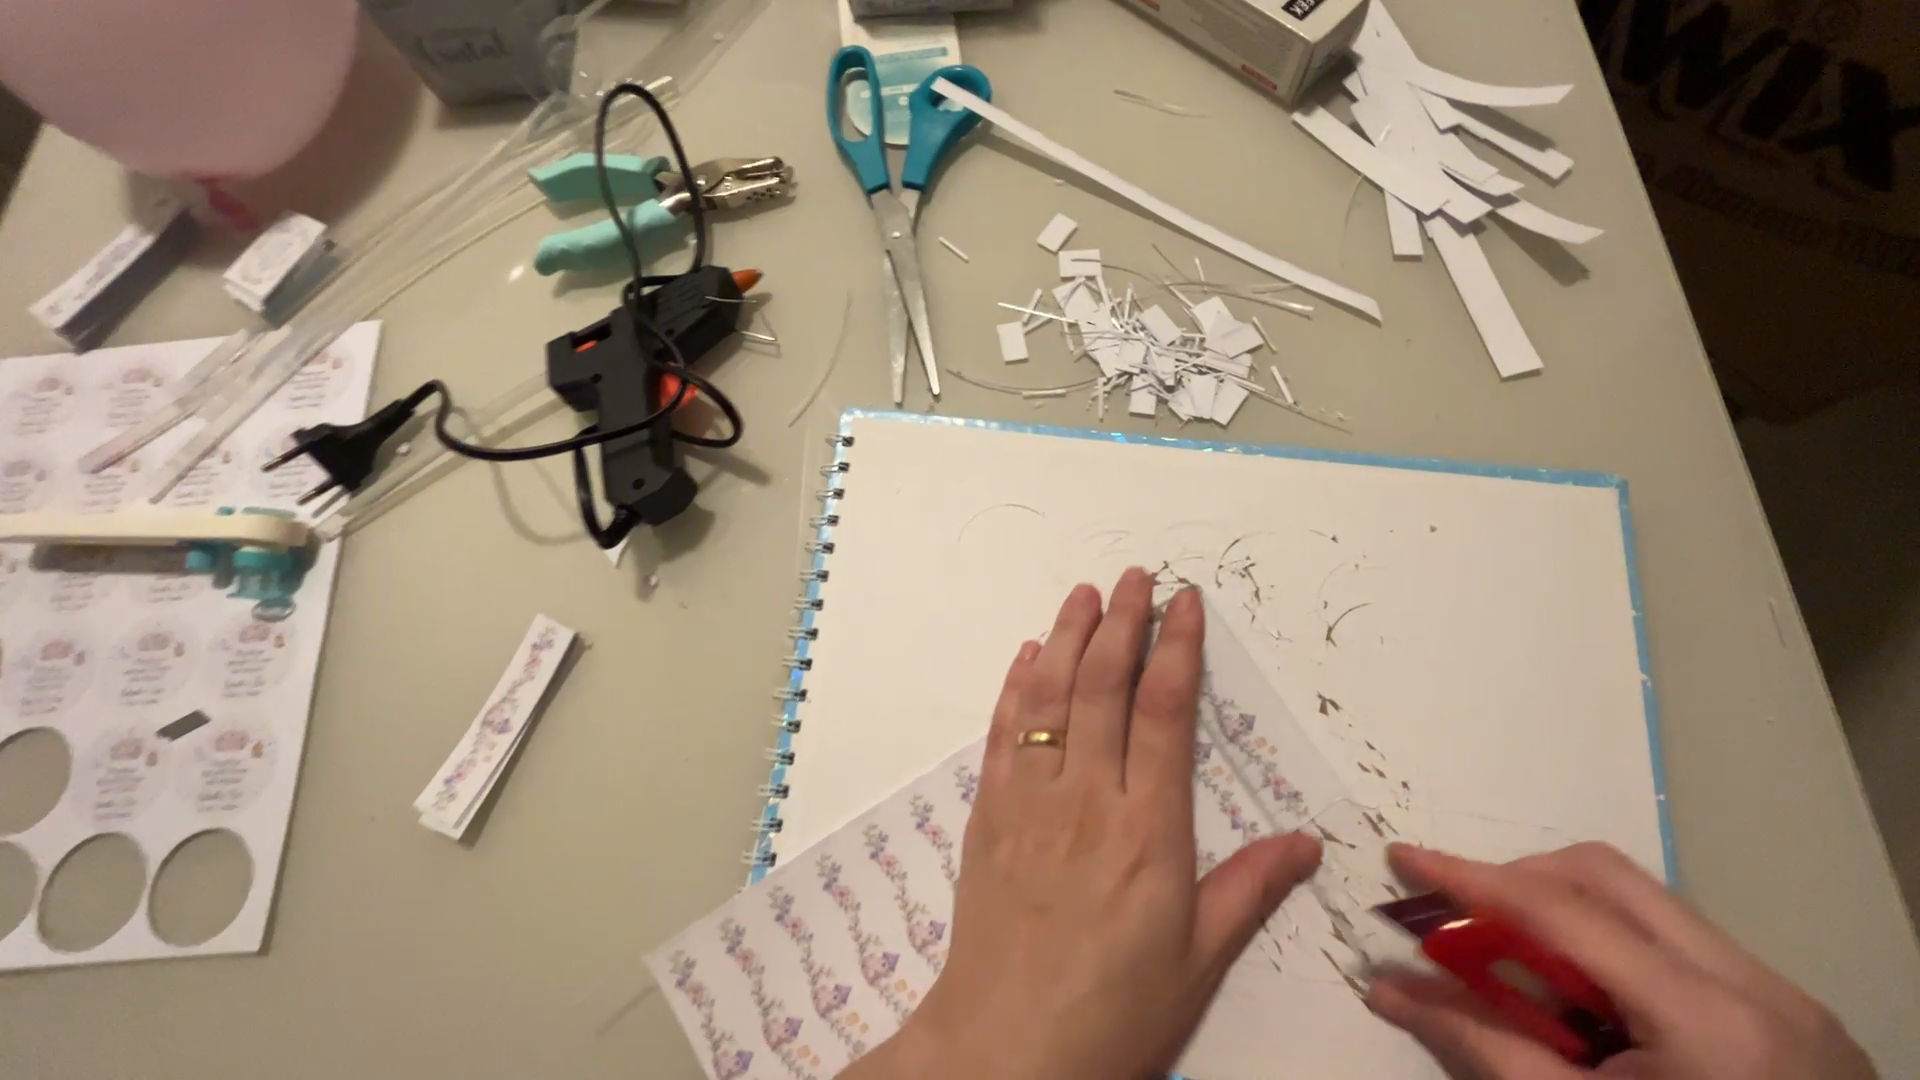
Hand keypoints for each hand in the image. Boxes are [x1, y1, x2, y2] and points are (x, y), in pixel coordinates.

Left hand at [844, 569, 1322, 1079]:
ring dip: (1067, 637)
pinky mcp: (988, 812)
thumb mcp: (1197, 960)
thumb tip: (1308, 840)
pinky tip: (1028, 654)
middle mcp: (1086, 796)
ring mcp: (1030, 799)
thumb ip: (1249, 890)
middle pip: (1103, 687)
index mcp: (1147, 827)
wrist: (1006, 1046)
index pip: (1165, 712)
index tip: (1184, 603)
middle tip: (1133, 576)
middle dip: (1122, 623)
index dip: (1176, 648)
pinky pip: (1003, 733)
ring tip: (1083, 593)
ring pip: (1049, 696)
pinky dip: (1016, 686)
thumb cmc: (1114, 1007)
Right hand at [1369, 843, 1877, 1079]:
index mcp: (1706, 1020)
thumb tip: (1385, 987)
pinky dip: (1611, 945)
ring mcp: (1784, 994)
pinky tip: (1594, 1002)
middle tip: (1467, 918)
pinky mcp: (1791, 1011)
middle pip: (1605, 875)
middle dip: (1519, 881)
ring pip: (1642, 898)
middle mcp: (1754, 985)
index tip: (1402, 858)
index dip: (1469, 879)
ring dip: (1565, 910)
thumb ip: (1478, 1042)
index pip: (1559, 911)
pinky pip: (1676, 938)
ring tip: (1529, 966)